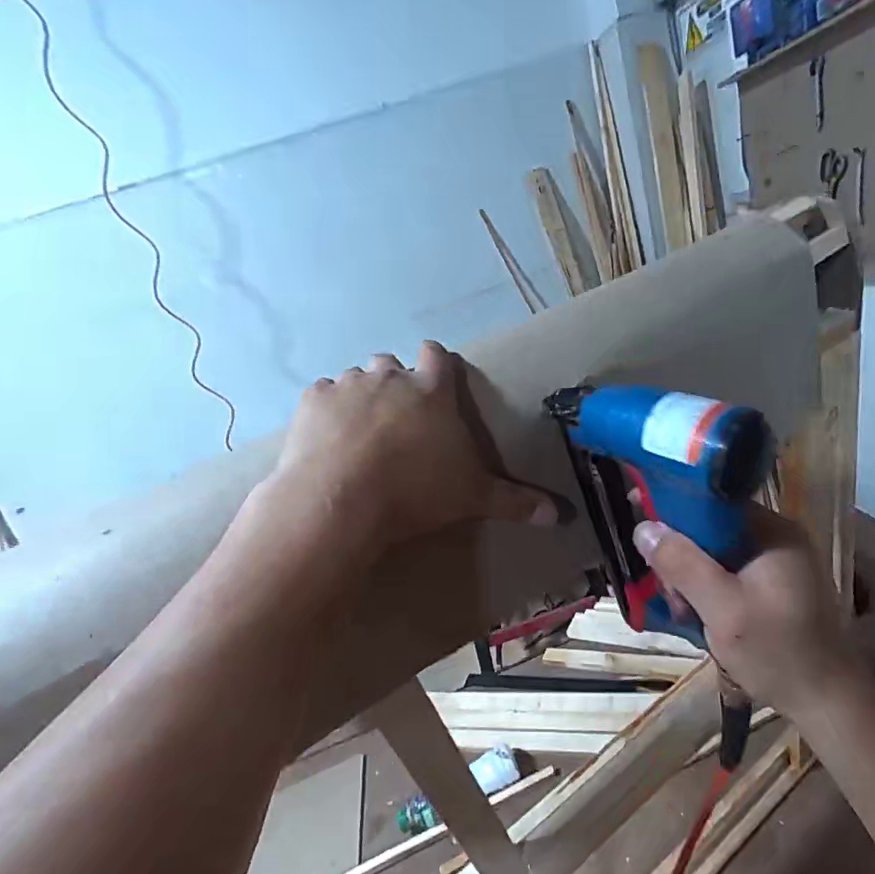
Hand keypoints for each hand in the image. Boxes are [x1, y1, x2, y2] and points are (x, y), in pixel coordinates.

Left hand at [264, 342, 557, 553]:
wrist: (342, 501)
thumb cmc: (416, 493)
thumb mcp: (474, 497)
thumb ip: (517, 501)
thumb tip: (562, 516)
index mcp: (432, 391)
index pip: (439, 357)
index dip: (438, 367)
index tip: (437, 386)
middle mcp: (390, 377)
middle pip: (393, 365)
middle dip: (397, 386)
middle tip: (400, 423)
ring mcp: (348, 385)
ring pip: (356, 379)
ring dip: (362, 398)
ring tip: (362, 435)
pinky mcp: (312, 401)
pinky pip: (322, 395)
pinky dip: (328, 412)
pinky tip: (330, 442)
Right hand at [632, 507, 874, 721]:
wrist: (826, 701)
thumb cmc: (776, 652)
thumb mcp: (722, 609)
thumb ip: (683, 565)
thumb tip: (644, 526)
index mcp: (772, 532)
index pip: (713, 503)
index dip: (674, 513)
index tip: (643, 531)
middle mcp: (777, 540)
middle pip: (711, 532)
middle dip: (683, 562)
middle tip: (674, 600)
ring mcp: (779, 565)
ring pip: (717, 557)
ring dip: (694, 583)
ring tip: (687, 617)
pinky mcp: (777, 589)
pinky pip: (731, 577)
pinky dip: (711, 595)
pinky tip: (703, 622)